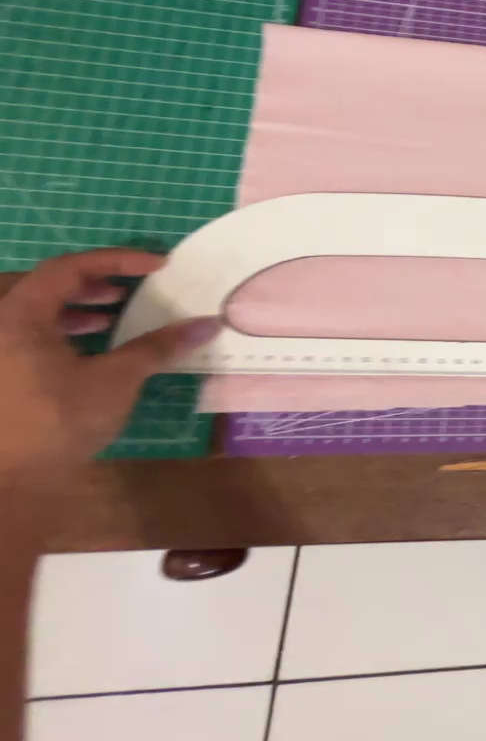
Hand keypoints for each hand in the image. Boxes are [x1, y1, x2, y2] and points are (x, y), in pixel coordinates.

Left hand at [0, 249, 215, 482]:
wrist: (8, 480)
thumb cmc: (57, 420)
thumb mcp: (117, 378)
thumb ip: (159, 345)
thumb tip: (209, 323)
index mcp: (12, 320)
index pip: (63, 270)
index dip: (114, 260)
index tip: (157, 266)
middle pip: (24, 284)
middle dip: (76, 282)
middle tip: (118, 291)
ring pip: (15, 313)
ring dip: (59, 308)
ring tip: (103, 320)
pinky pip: (11, 338)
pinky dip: (42, 333)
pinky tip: (78, 352)